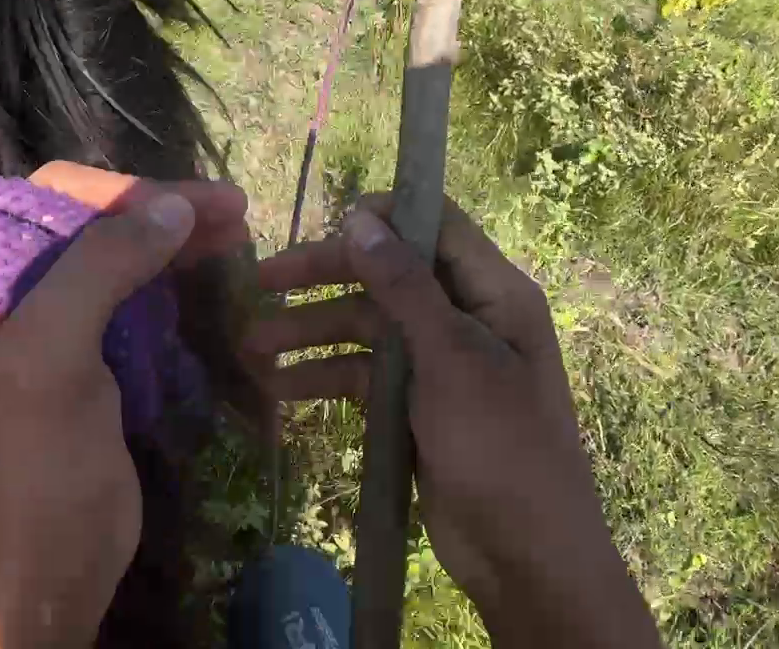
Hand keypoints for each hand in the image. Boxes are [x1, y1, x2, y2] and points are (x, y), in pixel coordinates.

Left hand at [0, 162, 249, 648]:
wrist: (56, 560)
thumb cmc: (43, 457)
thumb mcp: (55, 352)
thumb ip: (101, 267)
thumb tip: (171, 206)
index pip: (52, 196)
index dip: (120, 191)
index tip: (186, 203)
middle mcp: (19, 284)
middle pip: (94, 217)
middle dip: (161, 206)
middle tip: (232, 205)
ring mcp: (59, 313)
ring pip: (121, 247)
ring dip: (176, 231)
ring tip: (238, 224)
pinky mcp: (95, 343)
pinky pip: (136, 283)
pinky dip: (175, 266)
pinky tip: (213, 257)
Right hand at [247, 194, 660, 648]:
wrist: (526, 562)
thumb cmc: (501, 447)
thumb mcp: (452, 359)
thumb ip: (404, 285)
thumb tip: (359, 218)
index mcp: (491, 292)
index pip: (436, 225)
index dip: (385, 215)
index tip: (330, 217)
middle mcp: (461, 315)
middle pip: (383, 274)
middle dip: (323, 276)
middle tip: (262, 279)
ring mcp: (434, 360)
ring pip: (362, 325)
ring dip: (309, 332)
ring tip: (252, 345)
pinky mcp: (411, 401)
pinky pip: (359, 371)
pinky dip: (322, 376)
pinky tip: (279, 388)